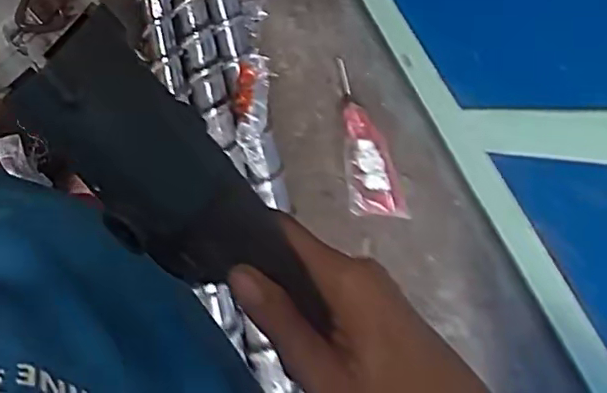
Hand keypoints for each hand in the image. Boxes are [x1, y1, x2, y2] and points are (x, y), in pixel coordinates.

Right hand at [230, 214, 485, 392]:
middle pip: (298, 256)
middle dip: (270, 277)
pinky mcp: (390, 314)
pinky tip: (309, 344)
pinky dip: (317, 313)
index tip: (216, 245)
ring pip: (317, 281)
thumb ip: (281, 321)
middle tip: (243, 309)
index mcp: (346, 274)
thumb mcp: (328, 377)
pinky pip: (340, 298)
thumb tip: (237, 268)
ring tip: (270, 330)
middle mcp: (362, 270)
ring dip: (293, 300)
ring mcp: (380, 291)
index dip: (248, 231)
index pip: (283, 228)